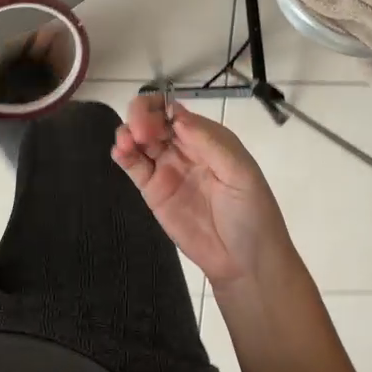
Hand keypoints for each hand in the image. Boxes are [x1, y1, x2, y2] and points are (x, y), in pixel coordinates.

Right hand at [112, 96, 288, 285]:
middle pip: (153, 119)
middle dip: (140, 117)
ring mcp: (166, 168)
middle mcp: (183, 147)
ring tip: (125, 144)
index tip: (155, 124)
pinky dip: (121, 153)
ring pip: (138, 138)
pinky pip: (132, 165)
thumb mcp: (240, 174)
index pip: (176, 110)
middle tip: (139, 135)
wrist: (244, 263)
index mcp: (207, 137)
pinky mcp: (152, 189)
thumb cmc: (251, 214)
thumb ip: (210, 143)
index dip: (160, 109)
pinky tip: (119, 153)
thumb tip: (176, 116)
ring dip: (127, 132)